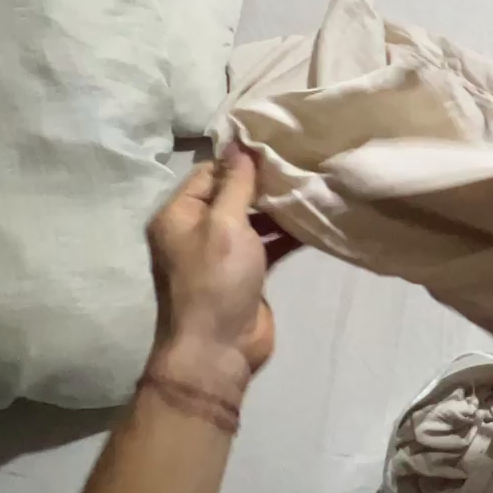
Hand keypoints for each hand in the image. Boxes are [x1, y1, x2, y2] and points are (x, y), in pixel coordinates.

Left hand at [145, 142, 299, 405]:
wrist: (219, 349)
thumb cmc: (215, 280)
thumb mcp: (224, 224)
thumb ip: (235, 184)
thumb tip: (239, 143)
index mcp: (179, 216)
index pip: (209, 173)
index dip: (239, 159)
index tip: (276, 144)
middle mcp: (197, 231)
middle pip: (233, 194)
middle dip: (264, 181)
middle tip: (301, 161)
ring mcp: (223, 253)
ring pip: (254, 219)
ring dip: (279, 207)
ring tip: (312, 185)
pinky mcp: (248, 272)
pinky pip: (269, 243)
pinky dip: (288, 232)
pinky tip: (314, 218)